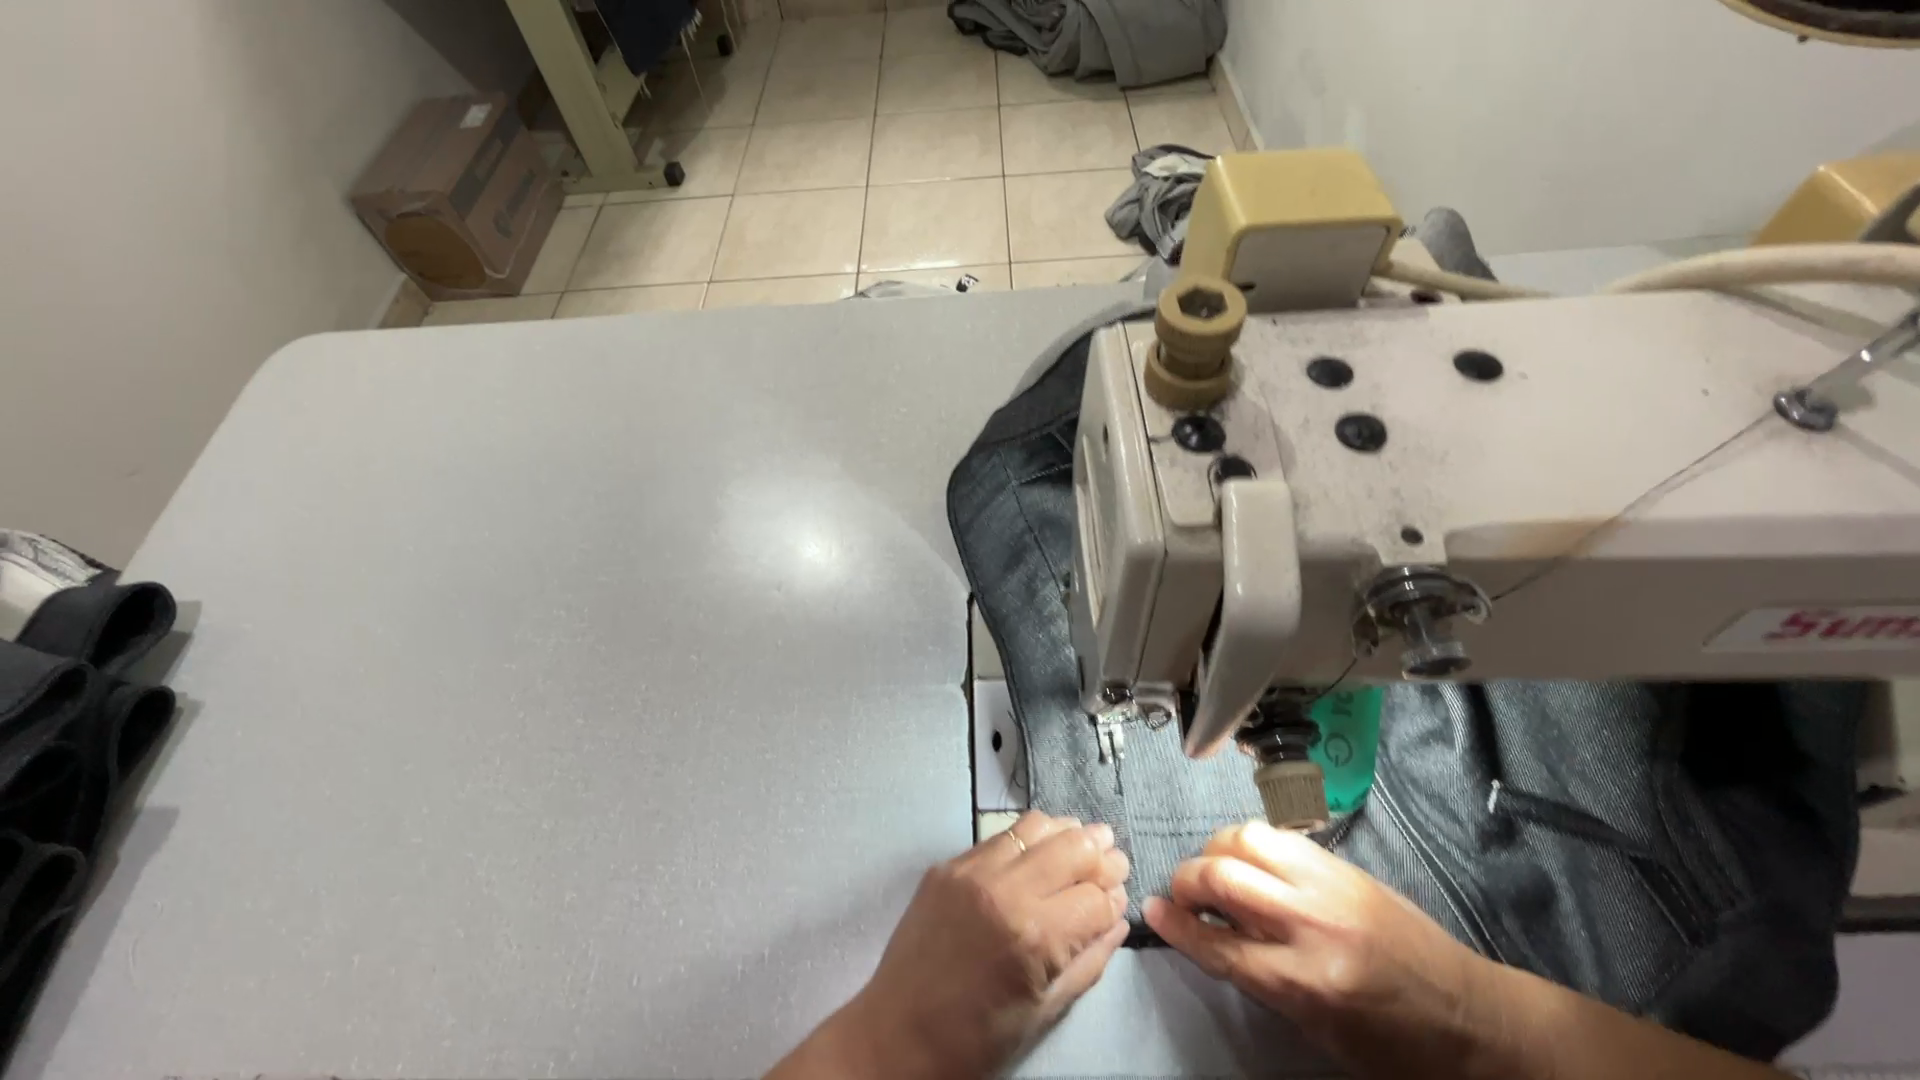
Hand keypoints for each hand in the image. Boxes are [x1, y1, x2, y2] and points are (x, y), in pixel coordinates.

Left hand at [835, 812, 1130, 1079]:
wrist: (898, 1033)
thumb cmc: (977, 1037)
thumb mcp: (1046, 1011)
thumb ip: (1090, 960)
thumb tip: (1118, 918)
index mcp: (1036, 936)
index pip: (1098, 898)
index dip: (1115, 898)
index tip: (1118, 900)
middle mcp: (1006, 891)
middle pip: (1074, 848)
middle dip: (1101, 854)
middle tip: (1113, 859)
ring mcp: (972, 871)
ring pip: (1036, 826)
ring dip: (1066, 832)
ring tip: (1082, 839)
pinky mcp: (948, 865)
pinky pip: (998, 836)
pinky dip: (1027, 837)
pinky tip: (1038, 847)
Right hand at [1143, 822, 1505, 1079]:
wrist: (1474, 1019)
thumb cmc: (1394, 1045)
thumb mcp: (1317, 1029)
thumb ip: (1261, 978)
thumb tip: (1212, 937)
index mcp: (1304, 982)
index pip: (1217, 942)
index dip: (1175, 925)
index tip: (1152, 911)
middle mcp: (1312, 923)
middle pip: (1222, 877)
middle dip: (1186, 880)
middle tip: (1181, 893)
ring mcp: (1331, 886)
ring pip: (1248, 839)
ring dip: (1217, 850)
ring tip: (1215, 871)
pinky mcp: (1346, 867)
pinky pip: (1282, 837)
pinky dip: (1253, 843)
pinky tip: (1252, 863)